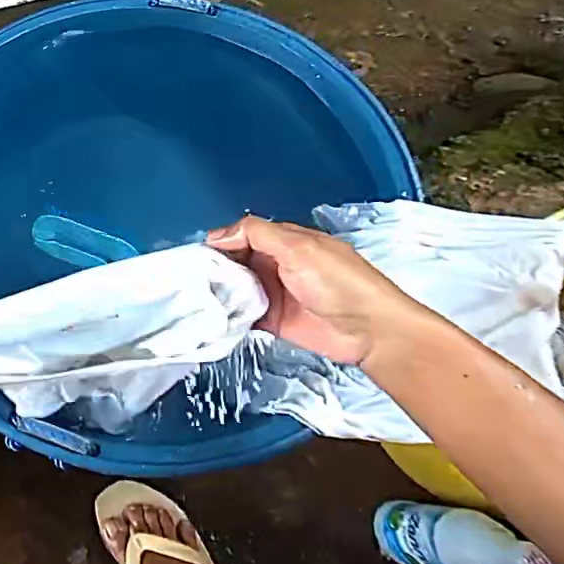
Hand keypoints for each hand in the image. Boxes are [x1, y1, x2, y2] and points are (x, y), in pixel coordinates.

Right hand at [206, 216, 421, 364]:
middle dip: (216, 268)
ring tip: (197, 298)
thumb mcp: (298, 248)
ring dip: (221, 292)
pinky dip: (230, 315)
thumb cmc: (342, 284)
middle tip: (194, 278)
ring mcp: (275, 293)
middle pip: (237, 261)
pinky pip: (245, 315)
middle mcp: (278, 265)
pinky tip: (214, 317)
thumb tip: (220, 233)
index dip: (222, 242)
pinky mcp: (274, 320)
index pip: (244, 234)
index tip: (199, 254)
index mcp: (285, 241)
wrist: (369, 330)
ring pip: (238, 288)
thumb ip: (257, 234)